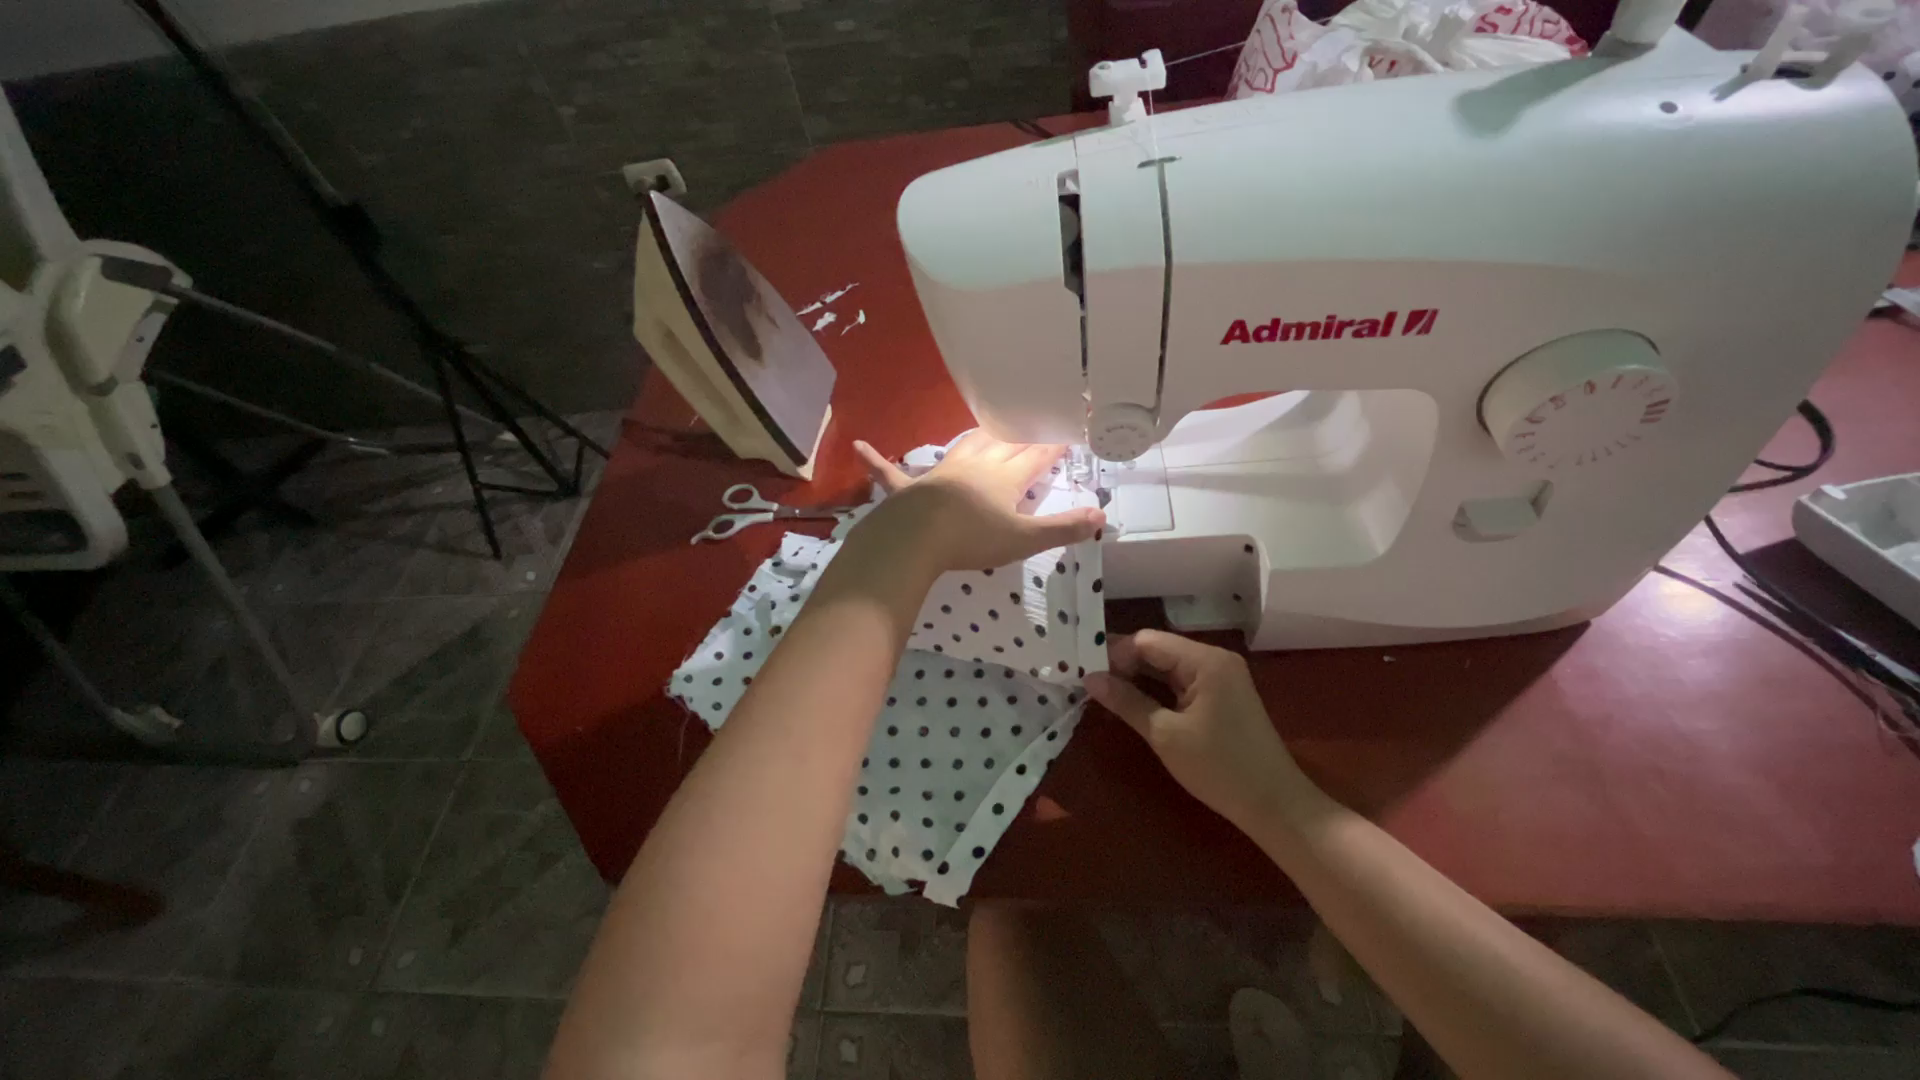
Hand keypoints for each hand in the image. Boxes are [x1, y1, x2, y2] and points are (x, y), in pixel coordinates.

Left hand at [853, 433, 1104, 573]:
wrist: (916, 539)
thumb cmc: (972, 538)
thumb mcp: (1024, 539)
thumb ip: (1063, 528)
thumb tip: (1102, 516)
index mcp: (1004, 478)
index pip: (1034, 457)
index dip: (1052, 446)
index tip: (1066, 432)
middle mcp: (974, 467)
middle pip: (1001, 445)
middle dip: (1019, 436)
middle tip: (1030, 424)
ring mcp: (939, 475)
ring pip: (961, 448)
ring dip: (975, 438)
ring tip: (984, 429)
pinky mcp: (907, 490)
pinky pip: (889, 472)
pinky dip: (876, 460)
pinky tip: (859, 446)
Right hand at [1085, 630, 1318, 829]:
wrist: (1274, 804)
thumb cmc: (1219, 767)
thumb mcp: (1165, 735)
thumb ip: (1126, 701)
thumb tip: (1090, 678)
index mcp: (1205, 660)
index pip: (1147, 641)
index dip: (1113, 653)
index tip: (1083, 672)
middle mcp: (1215, 660)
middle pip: (1158, 649)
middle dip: (1123, 664)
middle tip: (1087, 682)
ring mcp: (1222, 678)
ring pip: (1168, 666)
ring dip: (1138, 677)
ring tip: (1102, 691)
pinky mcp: (1222, 696)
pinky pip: (1182, 682)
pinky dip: (1157, 689)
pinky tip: (1134, 701)